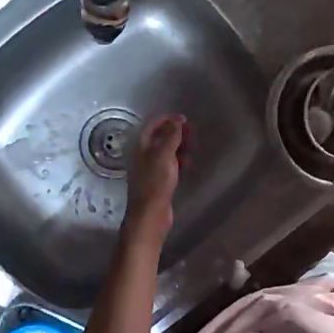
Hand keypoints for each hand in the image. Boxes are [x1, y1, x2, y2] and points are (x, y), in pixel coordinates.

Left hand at [125, 114, 186, 239]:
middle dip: (175, 131)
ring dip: (179, 146)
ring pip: (166, 150)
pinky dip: (178, 159)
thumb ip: (171, 137)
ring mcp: (150, 167)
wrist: (150, 214)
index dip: (168, 119)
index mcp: (141, 146)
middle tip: (192, 133)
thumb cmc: (156, 183)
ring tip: (192, 147)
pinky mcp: (158, 180)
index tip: (185, 119)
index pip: (152, 124)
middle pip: (160, 136)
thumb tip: (176, 121)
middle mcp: (144, 154)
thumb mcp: (164, 156)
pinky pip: (169, 163)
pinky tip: (187, 163)